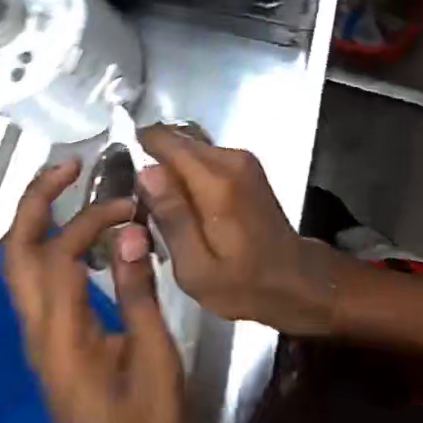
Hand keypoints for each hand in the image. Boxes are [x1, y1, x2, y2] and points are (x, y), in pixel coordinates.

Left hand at [1, 159, 183, 422]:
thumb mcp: (155, 362)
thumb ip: (138, 293)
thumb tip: (129, 230)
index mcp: (59, 335)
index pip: (58, 255)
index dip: (90, 220)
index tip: (127, 207)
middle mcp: (34, 329)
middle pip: (15, 249)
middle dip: (36, 200)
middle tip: (69, 166)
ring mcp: (34, 336)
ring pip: (17, 262)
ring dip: (36, 217)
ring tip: (68, 185)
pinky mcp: (44, 341)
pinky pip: (32, 278)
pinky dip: (47, 242)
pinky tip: (77, 235)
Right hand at [138, 124, 340, 335]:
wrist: (299, 282)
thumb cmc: (245, 284)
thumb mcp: (197, 269)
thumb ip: (171, 217)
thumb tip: (146, 172)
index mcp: (215, 182)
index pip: (165, 140)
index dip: (139, 148)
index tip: (123, 172)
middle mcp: (228, 159)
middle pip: (175, 138)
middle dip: (151, 156)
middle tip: (140, 194)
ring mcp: (240, 158)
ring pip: (188, 144)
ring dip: (169, 164)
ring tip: (160, 201)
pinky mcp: (244, 164)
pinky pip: (202, 153)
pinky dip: (185, 169)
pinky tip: (183, 201)